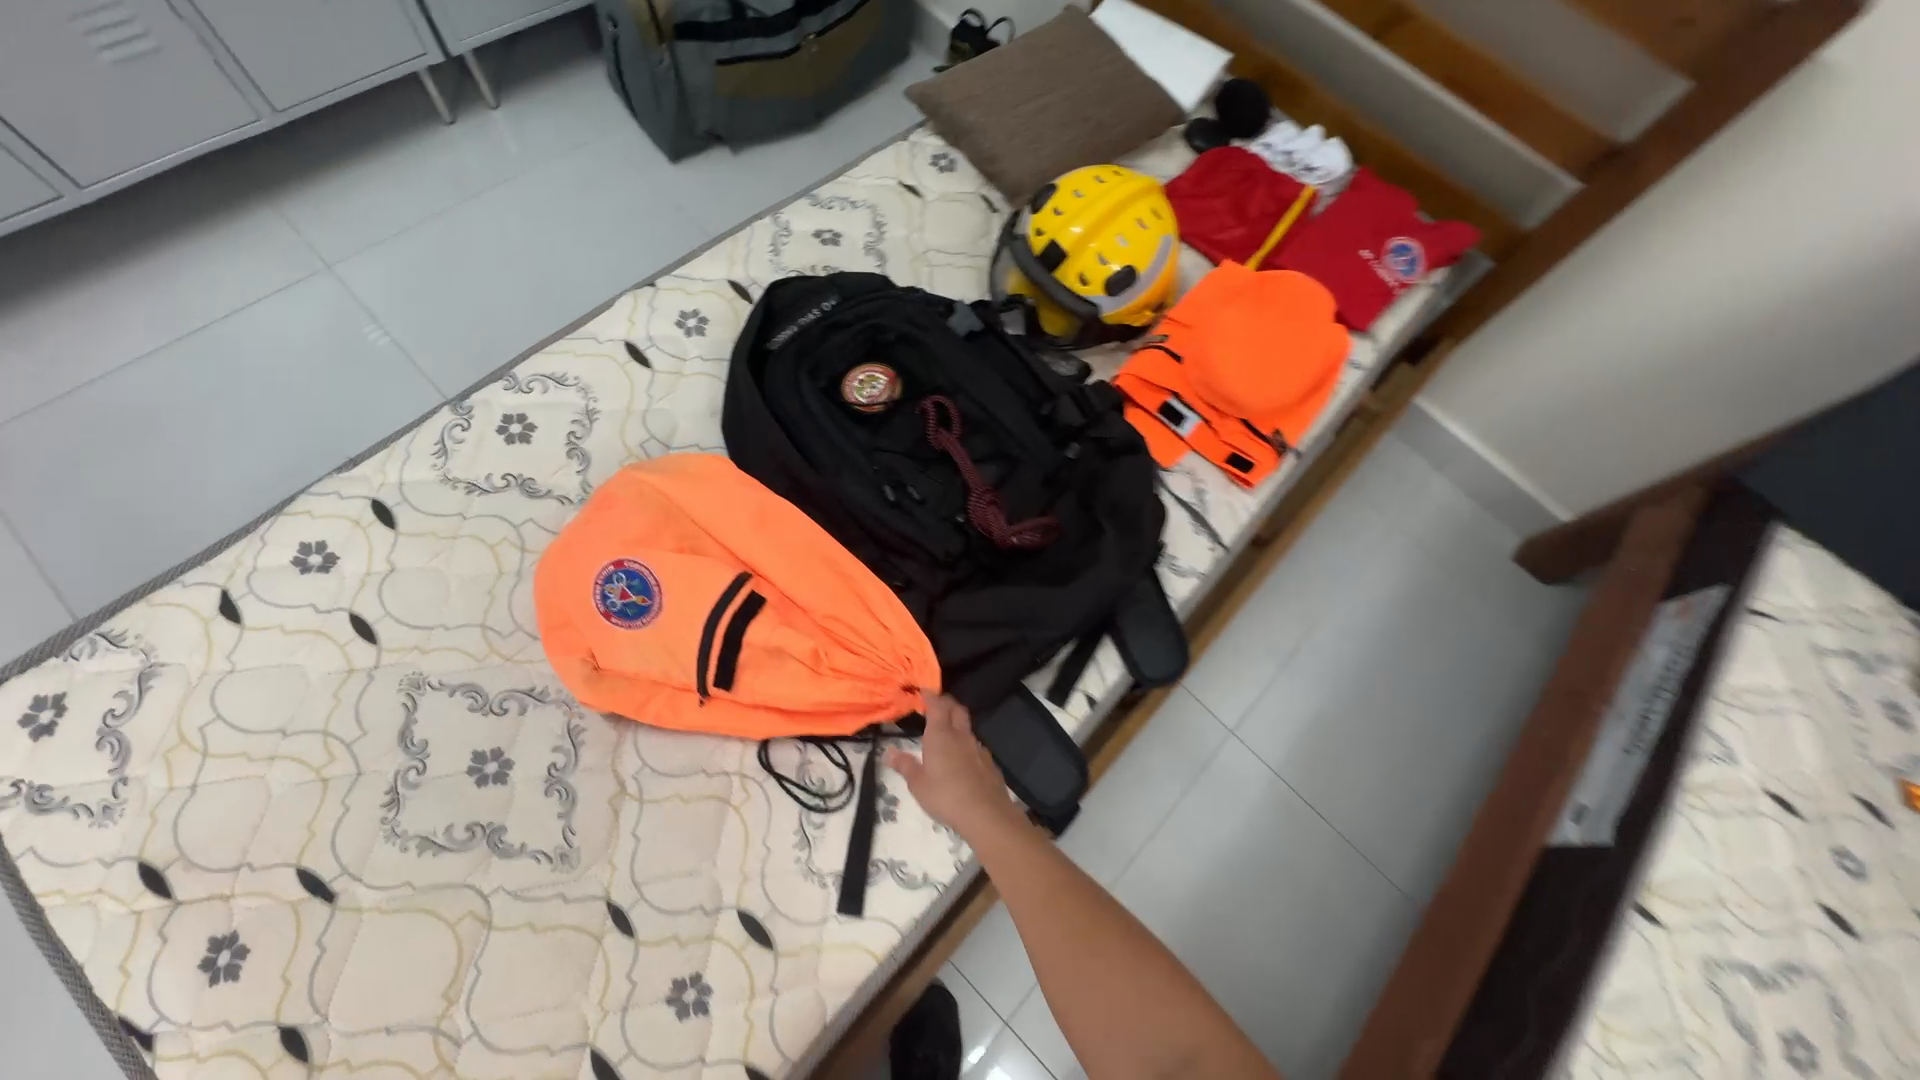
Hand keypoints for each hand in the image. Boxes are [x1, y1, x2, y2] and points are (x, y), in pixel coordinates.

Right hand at [886, 694, 1026, 842]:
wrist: (986, 813)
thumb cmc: (945, 796)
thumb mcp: (917, 784)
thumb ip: (904, 765)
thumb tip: (888, 752)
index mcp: (940, 736)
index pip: (937, 706)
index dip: (931, 695)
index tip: (924, 690)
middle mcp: (961, 736)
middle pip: (957, 710)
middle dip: (947, 703)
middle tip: (936, 705)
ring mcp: (978, 748)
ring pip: (968, 728)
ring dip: (958, 724)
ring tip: (947, 733)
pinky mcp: (989, 763)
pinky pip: (976, 746)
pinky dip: (967, 745)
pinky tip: (963, 759)